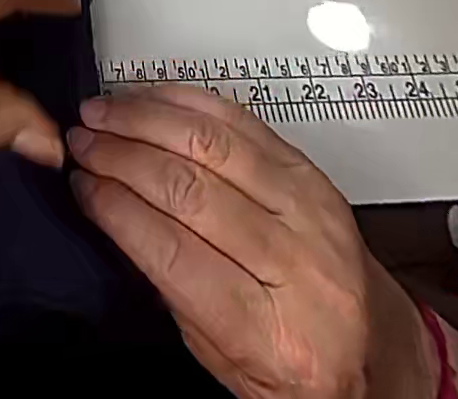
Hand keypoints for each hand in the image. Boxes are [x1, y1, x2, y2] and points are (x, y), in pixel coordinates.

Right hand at [66, 86, 438, 398]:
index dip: (110, 204)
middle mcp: (303, 270)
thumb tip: (98, 195)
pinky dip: (179, 99)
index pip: (170, 249)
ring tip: (99, 112)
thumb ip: (158, 273)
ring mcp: (313, 213)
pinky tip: (142, 98)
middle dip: (117, 155)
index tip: (76, 180)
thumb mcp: (212, 347)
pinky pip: (236, 118)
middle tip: (79, 140)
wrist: (381, 354)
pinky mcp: (311, 174)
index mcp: (274, 334)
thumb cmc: (288, 360)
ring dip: (139, 117)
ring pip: (208, 142)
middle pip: (187, 188)